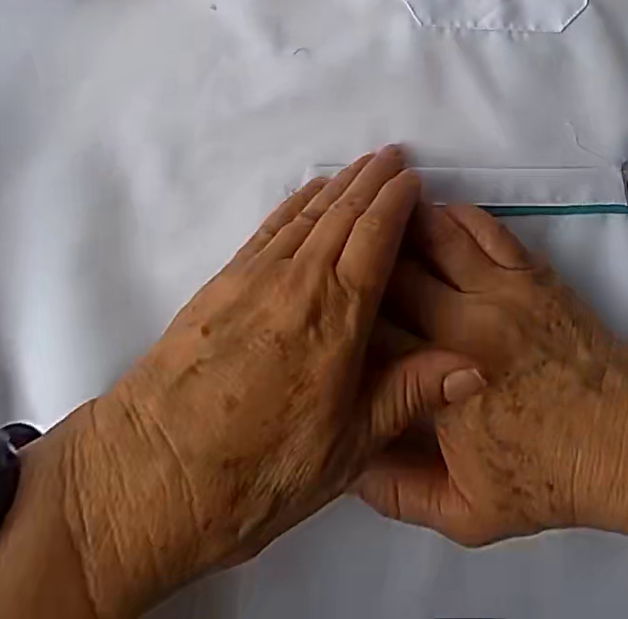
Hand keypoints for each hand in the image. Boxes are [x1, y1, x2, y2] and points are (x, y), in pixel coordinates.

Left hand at [36, 148, 485, 617]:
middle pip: (341, 215)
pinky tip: (307, 194)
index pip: (375, 240)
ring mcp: (256, 276)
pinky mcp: (224, 281)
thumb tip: (474, 364)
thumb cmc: (259, 473)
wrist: (153, 471)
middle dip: (370, 181)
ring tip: (360, 165)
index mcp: (337, 318)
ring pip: (306, 215)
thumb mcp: (345, 450)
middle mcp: (299, 282)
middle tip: (393, 155)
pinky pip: (270, 227)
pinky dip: (294, 204)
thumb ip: (407, 395)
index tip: (414, 179)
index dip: (396, 204)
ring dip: (337, 185)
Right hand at [357, 203, 627, 545]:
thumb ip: (396, 492)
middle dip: (361, 257)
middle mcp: (464, 324)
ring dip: (401, 221)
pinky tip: (430, 211)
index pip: (371, 331)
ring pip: (436, 237)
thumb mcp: (466, 513)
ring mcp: (500, 291)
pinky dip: (453, 214)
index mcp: (440, 380)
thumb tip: (341, 456)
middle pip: (395, 273)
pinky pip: (484, 227)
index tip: (322, 306)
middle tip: (335, 246)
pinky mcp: (530, 273)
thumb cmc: (549, 477)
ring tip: (374, 212)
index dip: (340, 314)